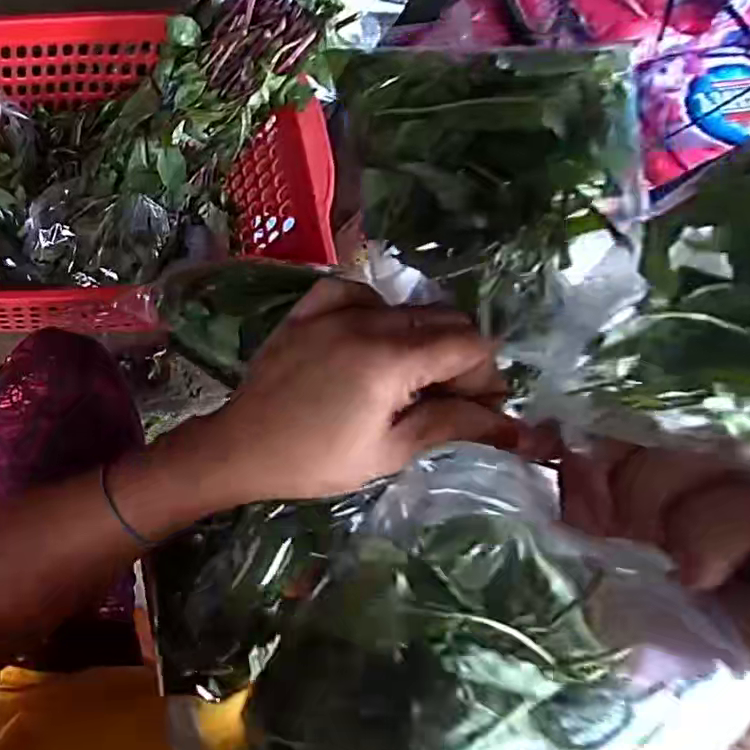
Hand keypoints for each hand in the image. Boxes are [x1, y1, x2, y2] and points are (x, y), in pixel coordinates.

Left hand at [192, 279, 519, 503]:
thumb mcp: (388, 450)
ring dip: (421, 335)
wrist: (242, 447)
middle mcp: (365, 320)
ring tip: (407, 376)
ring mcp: (331, 309)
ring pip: (403, 305)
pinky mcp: (305, 310)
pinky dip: (372, 308)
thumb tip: (508, 423)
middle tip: (445, 398)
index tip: (476, 410)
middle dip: (459, 357)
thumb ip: (450, 424)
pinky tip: (367, 336)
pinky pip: (352, 290)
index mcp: (390, 357)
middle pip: (442, 318)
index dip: (485, 378)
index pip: (470, 344)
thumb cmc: (314, 459)